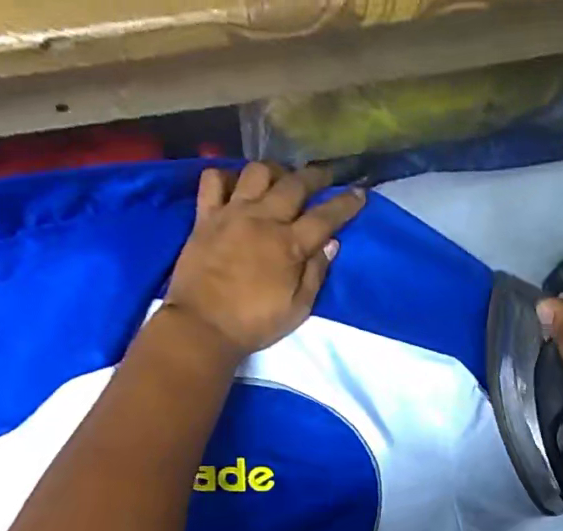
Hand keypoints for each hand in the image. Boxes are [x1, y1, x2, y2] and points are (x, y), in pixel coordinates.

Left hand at [161, 162, 366, 361]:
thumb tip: (331, 244)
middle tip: (325, 175)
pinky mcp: (205, 217)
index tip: (360, 192)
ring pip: (257, 173)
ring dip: (274, 171)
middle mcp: (263, 219)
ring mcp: (232, 214)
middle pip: (294, 184)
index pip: (325, 217)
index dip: (345, 203)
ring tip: (280, 179)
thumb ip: (315, 274)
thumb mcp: (297, 309)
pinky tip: (235, 186)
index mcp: (289, 245)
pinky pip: (213, 180)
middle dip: (315, 176)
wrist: (203, 326)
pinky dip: (226, 176)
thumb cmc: (254, 324)